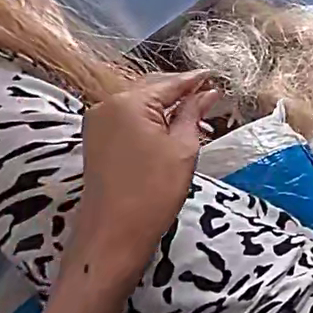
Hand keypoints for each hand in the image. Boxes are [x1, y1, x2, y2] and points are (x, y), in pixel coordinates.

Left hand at [63, 72, 219, 294]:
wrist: (112, 236)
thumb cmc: (153, 192)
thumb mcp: (183, 148)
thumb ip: (193, 113)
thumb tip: (207, 93)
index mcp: (128, 103)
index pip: (170, 83)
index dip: (196, 80)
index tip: (216, 76)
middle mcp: (107, 106)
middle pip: (152, 88)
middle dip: (181, 91)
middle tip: (210, 95)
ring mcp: (98, 124)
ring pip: (140, 104)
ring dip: (167, 106)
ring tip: (196, 113)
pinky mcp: (97, 141)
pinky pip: (129, 119)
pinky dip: (151, 119)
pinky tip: (171, 128)